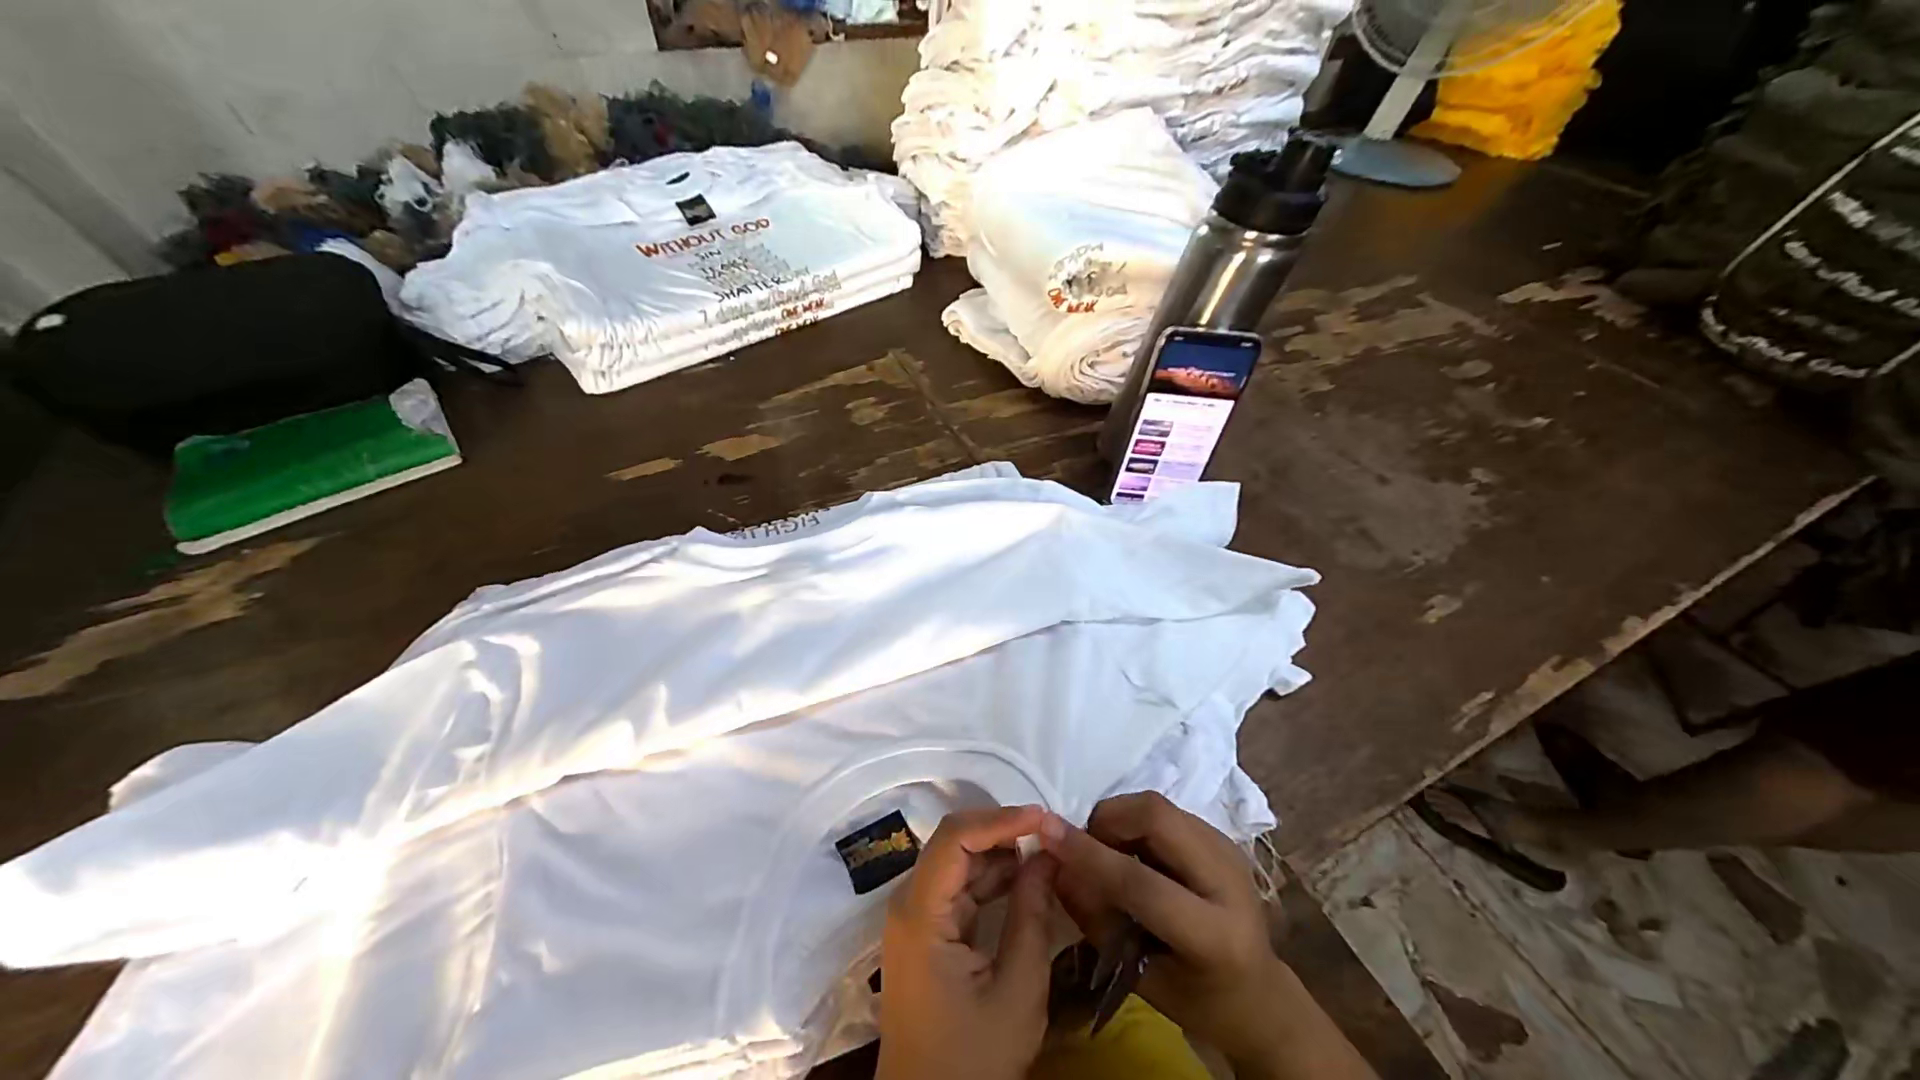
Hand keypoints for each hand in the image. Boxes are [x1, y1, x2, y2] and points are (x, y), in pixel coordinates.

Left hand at [875, 806, 1058, 1079]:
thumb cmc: (973, 1059)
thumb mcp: (1017, 990)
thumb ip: (1031, 915)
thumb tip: (1047, 856)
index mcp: (921, 912)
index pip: (955, 838)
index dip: (1000, 820)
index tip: (1045, 817)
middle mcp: (910, 903)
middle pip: (954, 843)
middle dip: (1003, 832)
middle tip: (1052, 834)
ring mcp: (916, 916)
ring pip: (959, 863)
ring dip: (1002, 855)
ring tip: (1048, 855)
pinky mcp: (927, 931)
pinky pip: (960, 888)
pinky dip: (994, 880)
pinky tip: (1027, 882)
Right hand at [1040, 793, 1376, 1079]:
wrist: (1259, 994)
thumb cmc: (1196, 999)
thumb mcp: (1141, 978)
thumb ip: (1097, 920)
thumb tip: (1053, 866)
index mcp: (1214, 935)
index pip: (1142, 884)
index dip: (1089, 856)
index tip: (1046, 833)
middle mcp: (1229, 881)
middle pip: (1157, 818)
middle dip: (1106, 820)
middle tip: (1083, 845)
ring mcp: (1230, 851)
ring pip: (1159, 805)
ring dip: (1118, 818)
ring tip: (1105, 850)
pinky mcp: (1223, 837)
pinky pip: (1166, 811)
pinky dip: (1134, 821)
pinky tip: (1130, 852)